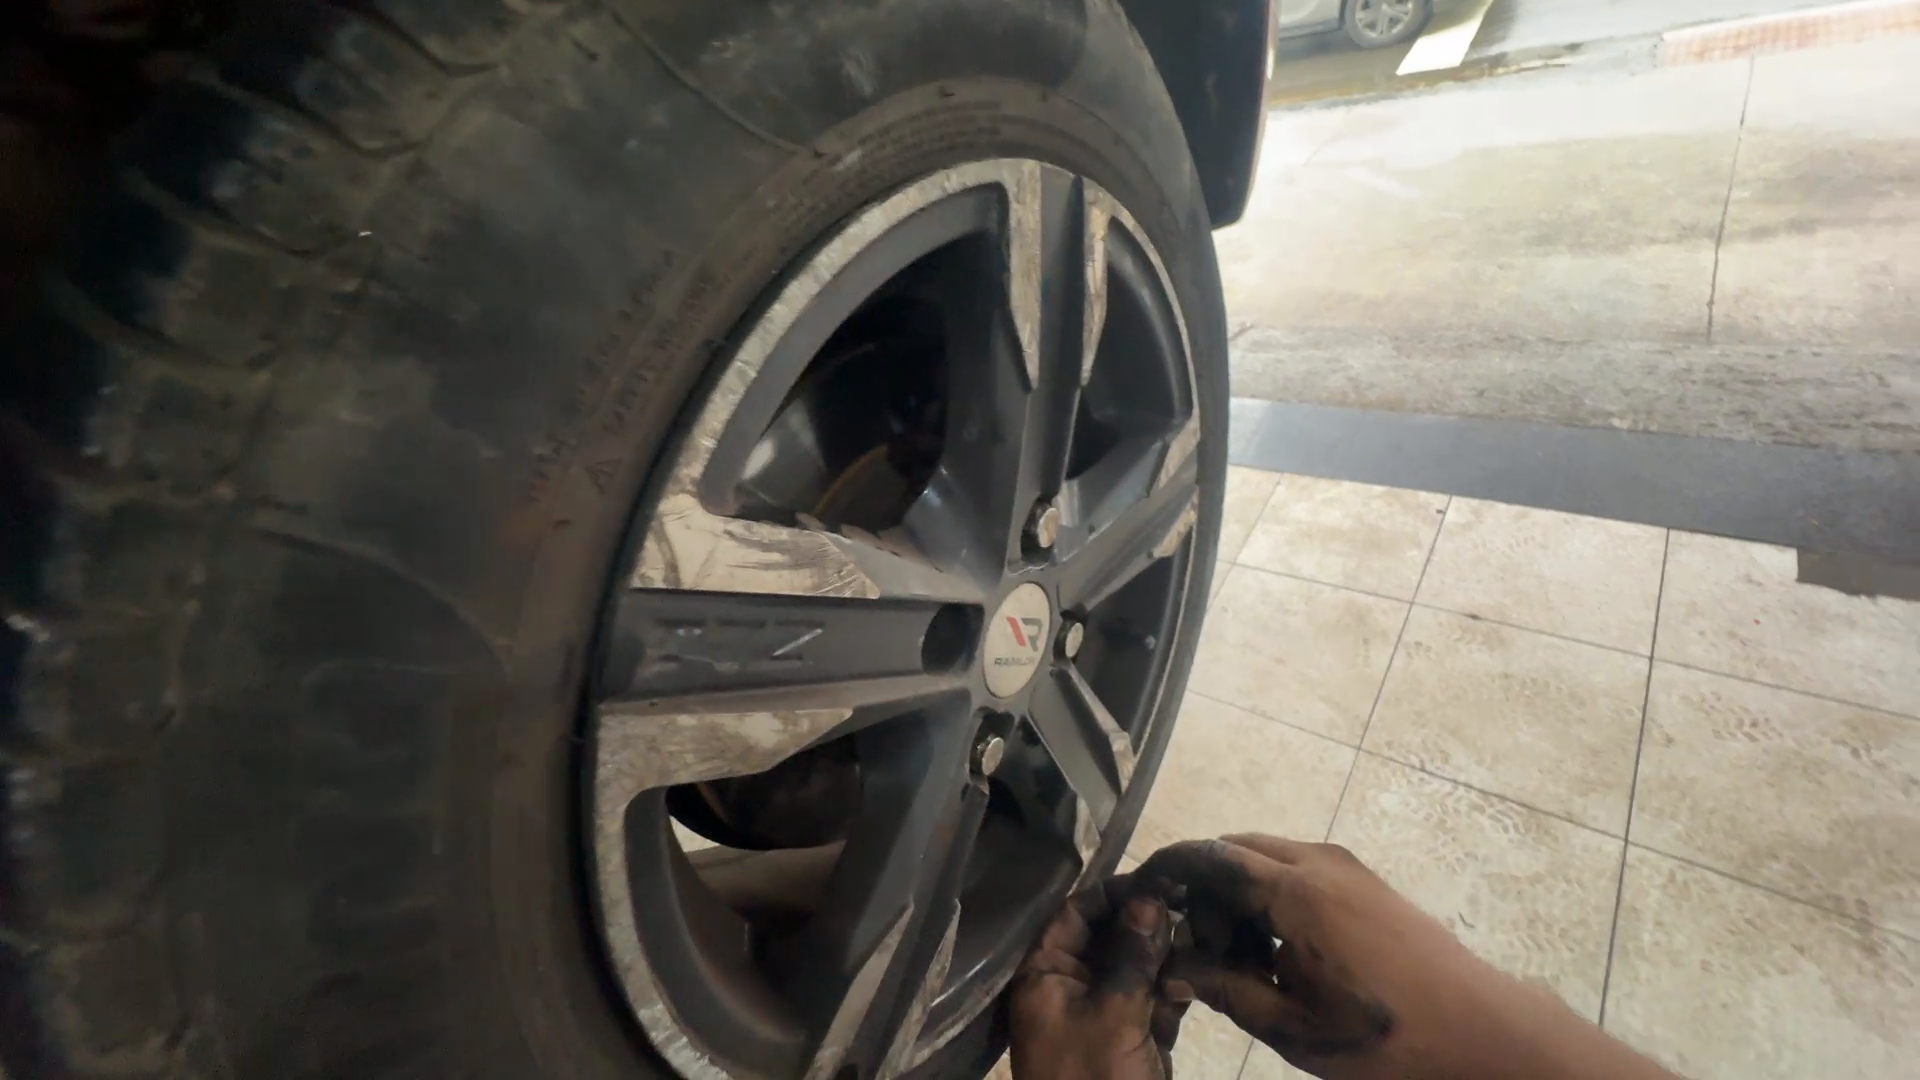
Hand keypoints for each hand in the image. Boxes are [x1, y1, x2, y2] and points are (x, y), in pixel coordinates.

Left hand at [1008, 877, 1185, 1079]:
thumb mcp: (1113, 1015)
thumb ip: (1131, 955)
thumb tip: (1148, 898)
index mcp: (1045, 976)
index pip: (1074, 914)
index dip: (1112, 893)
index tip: (1156, 878)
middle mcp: (1069, 988)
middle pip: (1106, 937)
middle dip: (1145, 920)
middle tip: (1187, 898)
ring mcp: (1101, 1017)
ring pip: (1133, 967)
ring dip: (1164, 950)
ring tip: (1202, 924)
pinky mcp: (1132, 1043)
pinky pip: (1150, 1001)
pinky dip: (1173, 986)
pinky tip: (1201, 965)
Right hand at [1135, 835, 1561, 1079]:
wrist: (1489, 1038)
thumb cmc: (1387, 1040)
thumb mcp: (1296, 1027)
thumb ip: (1225, 989)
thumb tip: (1168, 965)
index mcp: (1294, 891)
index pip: (1208, 857)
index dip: (1168, 869)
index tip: (1143, 892)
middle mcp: (1314, 858)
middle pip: (1231, 849)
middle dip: (1203, 887)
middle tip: (1198, 943)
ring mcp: (1341, 861)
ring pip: (1260, 853)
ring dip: (1235, 889)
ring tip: (1240, 953)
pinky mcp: (1359, 874)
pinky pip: (1291, 863)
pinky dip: (1266, 890)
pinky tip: (1277, 944)